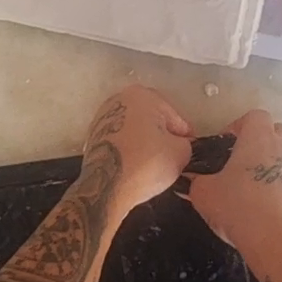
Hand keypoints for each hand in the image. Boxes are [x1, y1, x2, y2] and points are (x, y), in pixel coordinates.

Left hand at [83, 86, 194, 212]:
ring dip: (146, 143)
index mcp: (144, 95)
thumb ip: (186, 143)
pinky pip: (121, 141)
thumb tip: (179, 145)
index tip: (189, 149)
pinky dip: (130, 150)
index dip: (185, 137)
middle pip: (153, 121)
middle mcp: (120, 99)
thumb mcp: (181, 152)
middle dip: (163, 136)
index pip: (175, 118)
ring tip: (154, 164)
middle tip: (173, 157)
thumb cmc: (146, 163)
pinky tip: (136, 165)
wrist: (106, 185)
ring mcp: (103, 117)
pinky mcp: (92, 137)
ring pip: (135, 130)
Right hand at [185, 109, 281, 259]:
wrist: (278, 241)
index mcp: (260, 137)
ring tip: (254, 184)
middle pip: (275, 131)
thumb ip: (195, 181)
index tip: (224, 147)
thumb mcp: (203, 193)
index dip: (237, 127)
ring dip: (273, 161)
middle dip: (259, 141)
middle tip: (240, 163)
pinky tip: (267, 202)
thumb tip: (191, 179)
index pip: (254, 116)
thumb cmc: (239, 207)